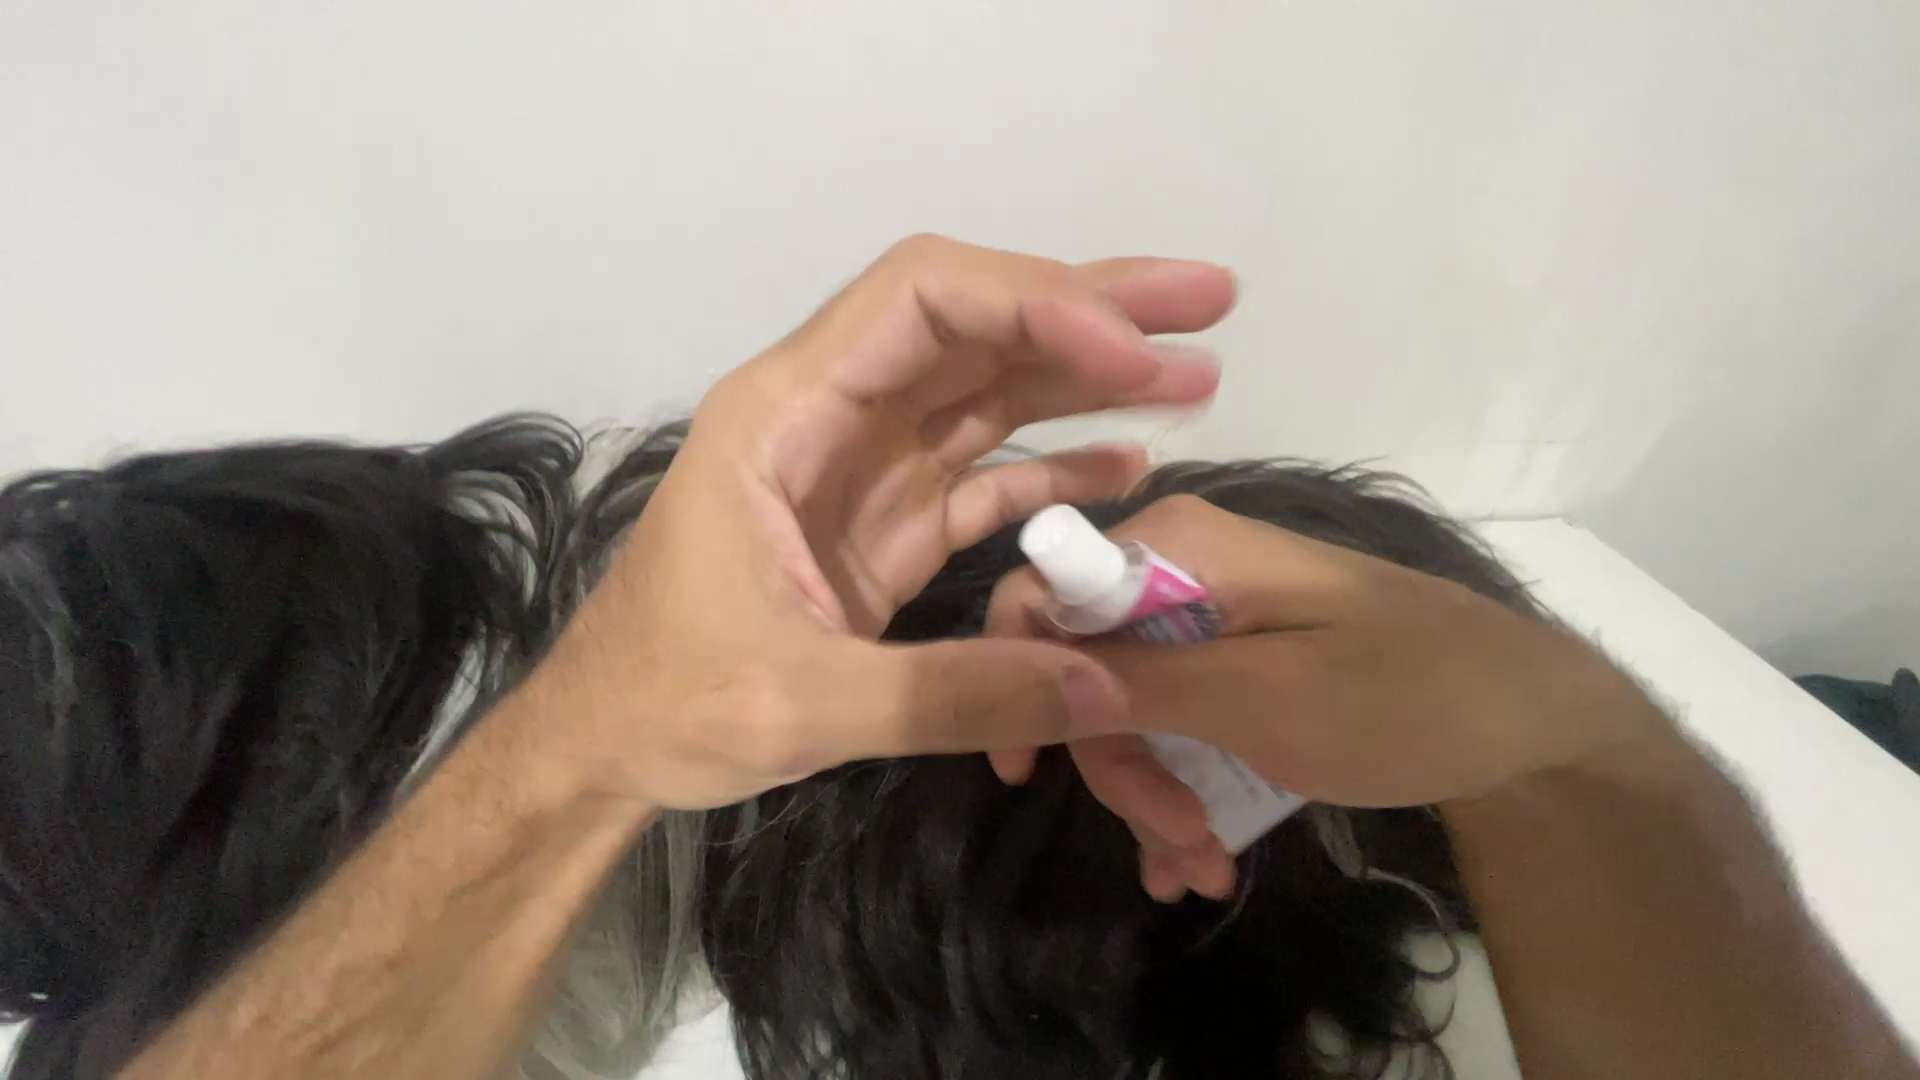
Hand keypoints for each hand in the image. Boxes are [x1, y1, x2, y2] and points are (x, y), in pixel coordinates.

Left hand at [534, 236, 1234, 809]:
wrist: (611, 739)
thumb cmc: (668, 702)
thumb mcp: (800, 705)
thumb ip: (950, 693)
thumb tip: (1105, 687)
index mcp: (786, 415)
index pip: (922, 301)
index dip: (1034, 304)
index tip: (1130, 352)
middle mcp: (834, 414)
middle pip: (974, 324)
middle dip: (1090, 308)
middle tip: (1207, 303)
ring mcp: (869, 466)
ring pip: (990, 389)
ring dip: (1088, 378)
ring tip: (1195, 376)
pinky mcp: (891, 519)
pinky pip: (987, 472)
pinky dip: (1055, 466)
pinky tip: (1126, 467)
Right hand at [983, 494, 1672, 899]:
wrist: (1533, 729)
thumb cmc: (1403, 696)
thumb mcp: (1261, 697)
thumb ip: (1137, 681)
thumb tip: (1021, 669)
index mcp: (1176, 546)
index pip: (1044, 588)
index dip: (1021, 676)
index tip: (1025, 769)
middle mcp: (1177, 570)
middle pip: (1090, 666)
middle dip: (1121, 765)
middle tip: (1175, 843)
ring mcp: (1205, 618)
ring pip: (1130, 705)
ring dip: (1154, 793)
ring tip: (1204, 866)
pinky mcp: (1231, 662)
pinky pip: (1173, 717)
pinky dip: (1179, 784)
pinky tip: (1203, 853)